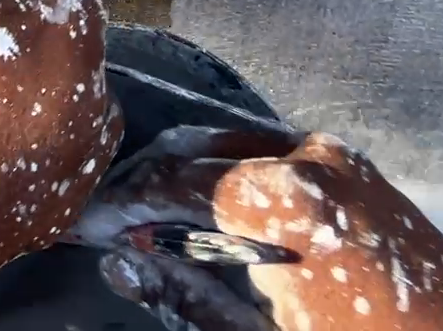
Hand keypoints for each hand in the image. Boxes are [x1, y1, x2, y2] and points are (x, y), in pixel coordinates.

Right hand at [83, 128, 442, 330]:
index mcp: (285, 198)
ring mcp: (336, 154)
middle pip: (197, 152)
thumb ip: (186, 296)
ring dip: (188, 178)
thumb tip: (115, 259)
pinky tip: (211, 210)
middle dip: (152, 186)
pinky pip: (270, 156)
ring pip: (231, 147)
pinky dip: (230, 176)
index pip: (172, 179)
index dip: (124, 201)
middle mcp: (305, 155)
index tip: (87, 221)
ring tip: (156, 217)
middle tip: (117, 220)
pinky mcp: (355, 165)